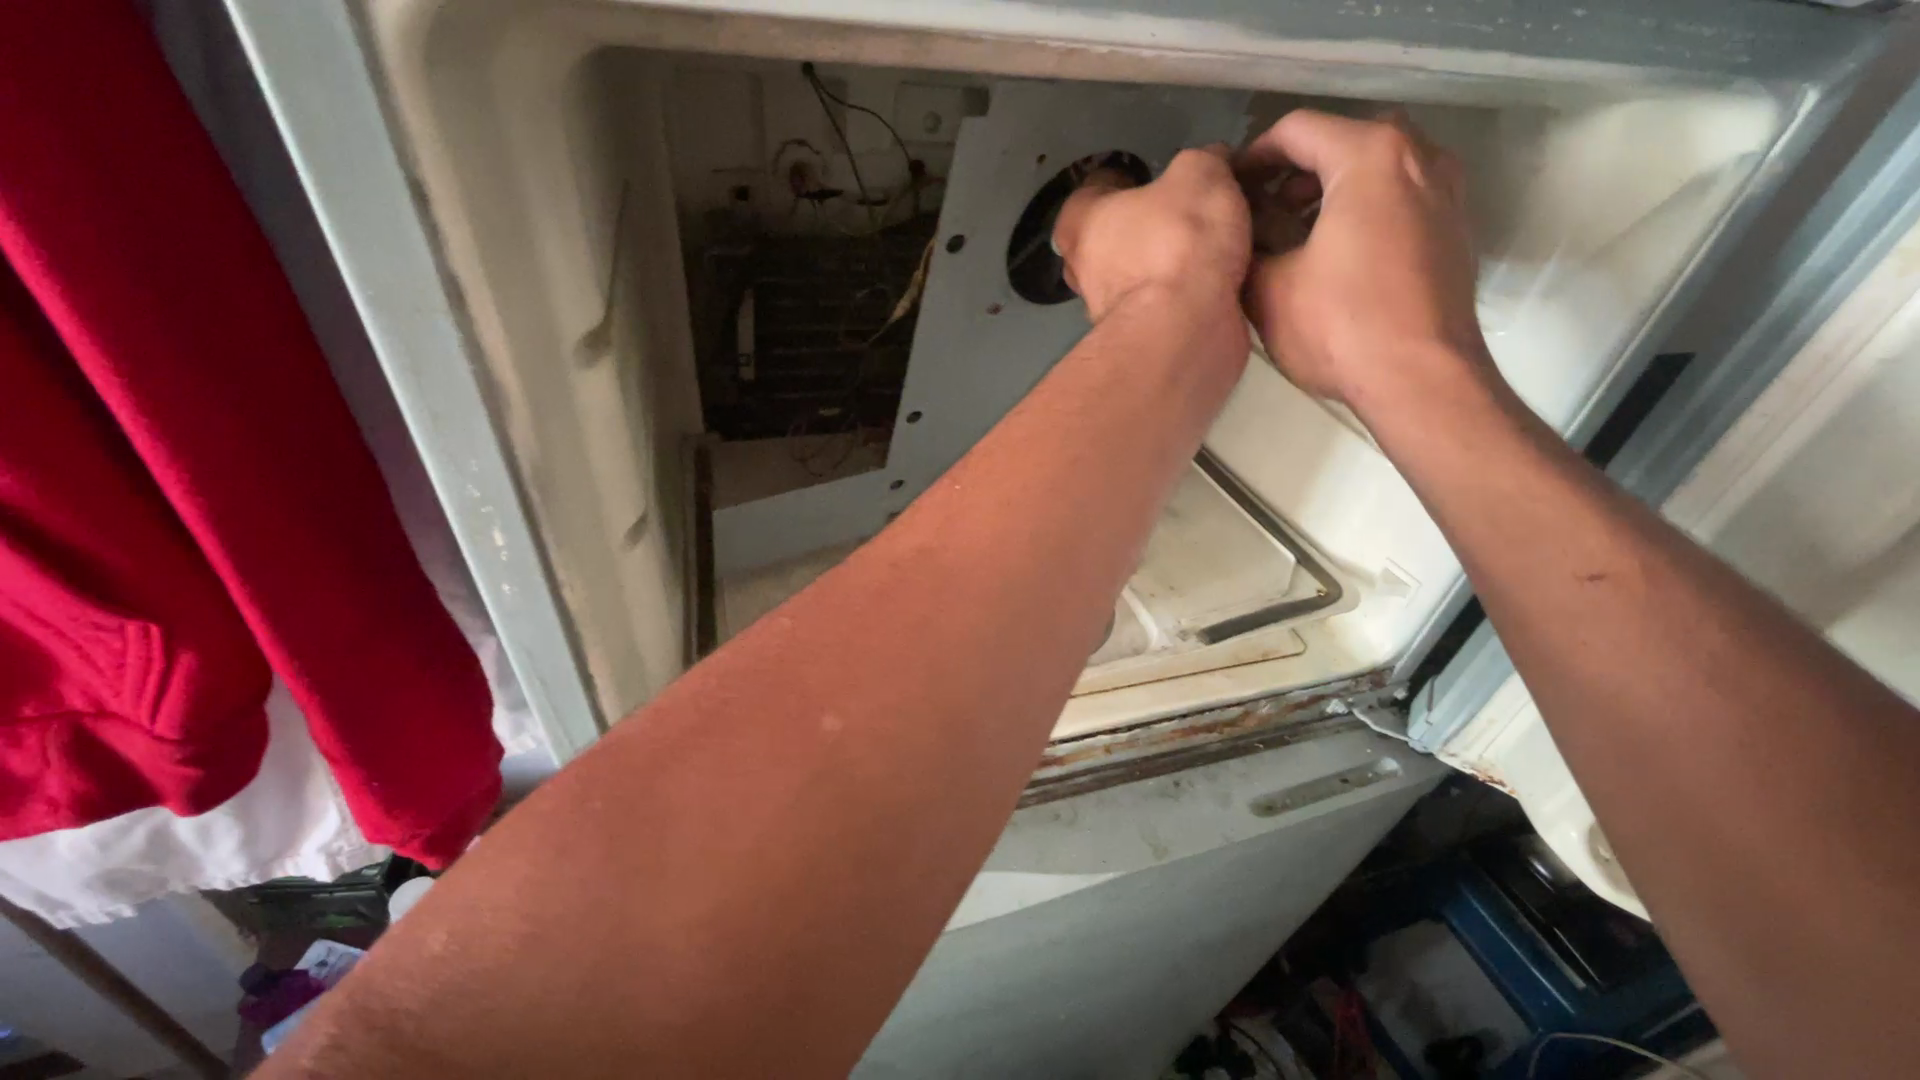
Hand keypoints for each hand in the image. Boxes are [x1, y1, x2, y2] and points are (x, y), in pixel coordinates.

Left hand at [1051, 146, 1251, 324]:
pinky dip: (1186, 296)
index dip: (1128, 176)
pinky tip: (1221, 284)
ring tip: (1216, 247)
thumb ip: (1204, 162)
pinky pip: (1165, 306)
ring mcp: (1109, 312)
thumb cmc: (1178, 242)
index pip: (1095, 188)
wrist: (1186, 330)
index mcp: (1080, 223)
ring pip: (1140, 275)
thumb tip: (1214, 162)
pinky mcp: (1142, 341)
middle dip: (1147, 226)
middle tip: (1191, 213)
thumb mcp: (1200, 174)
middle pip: (1115, 236)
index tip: (1159, 175)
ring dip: (1169, 265)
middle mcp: (1083, 270)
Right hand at [1236, 110, 1490, 408]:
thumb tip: (1241, 230)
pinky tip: (1336, 252)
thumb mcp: (1270, 288)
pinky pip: (1401, 197)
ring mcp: (1446, 191)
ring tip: (1294, 231)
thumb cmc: (1340, 327)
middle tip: (1261, 208)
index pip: (1297, 130)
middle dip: (1295, 169)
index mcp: (1369, 156)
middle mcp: (1418, 156)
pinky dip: (1365, 209)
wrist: (1421, 379)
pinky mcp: (1455, 228)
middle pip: (1342, 141)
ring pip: (1377, 168)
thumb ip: (1249, 244)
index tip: (1228, 188)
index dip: (1252, 156)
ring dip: (1332, 189)